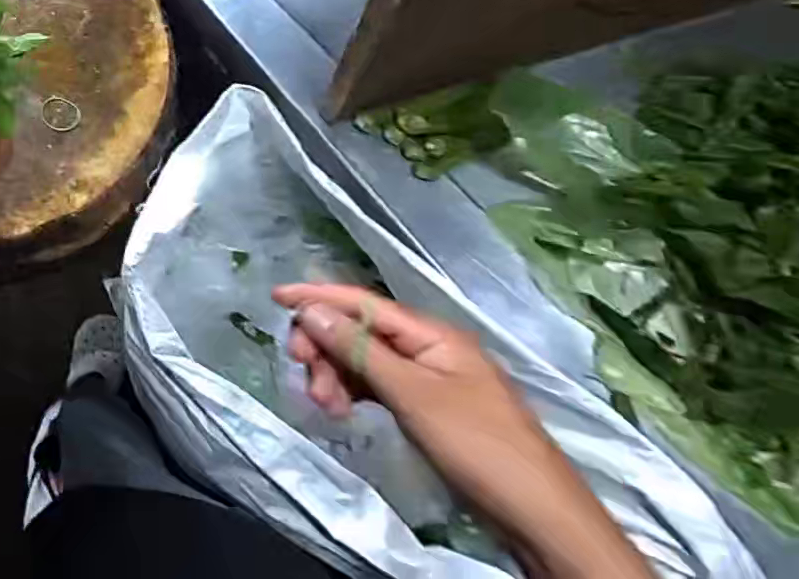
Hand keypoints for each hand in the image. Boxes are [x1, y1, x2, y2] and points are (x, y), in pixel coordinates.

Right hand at [273, 284, 651, 578]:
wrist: (543, 522)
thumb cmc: (479, 447)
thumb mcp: (411, 394)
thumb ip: (357, 347)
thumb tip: (310, 309)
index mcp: (431, 334)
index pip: (360, 302)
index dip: (316, 296)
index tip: (274, 298)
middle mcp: (427, 346)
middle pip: (355, 329)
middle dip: (322, 346)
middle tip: (301, 370)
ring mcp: (427, 375)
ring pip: (359, 357)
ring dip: (333, 373)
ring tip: (325, 405)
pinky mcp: (424, 402)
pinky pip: (373, 381)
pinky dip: (351, 390)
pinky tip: (341, 409)